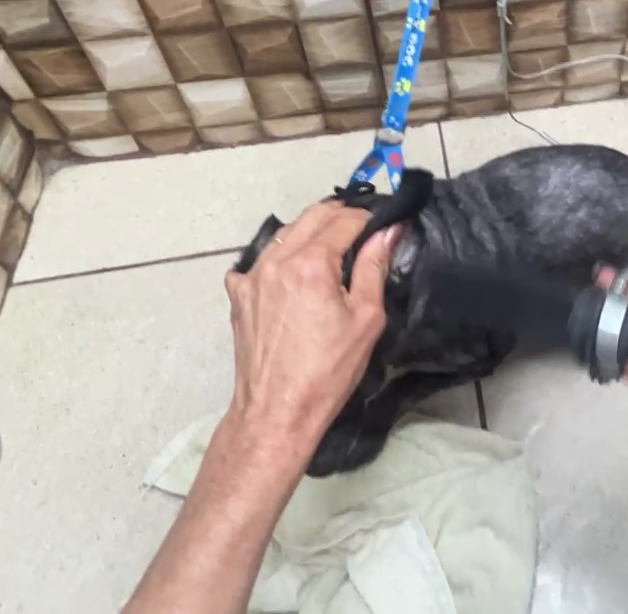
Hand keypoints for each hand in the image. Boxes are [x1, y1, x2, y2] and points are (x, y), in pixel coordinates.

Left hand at [225, 203, 397, 447]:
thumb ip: (375, 266)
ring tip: (334, 248)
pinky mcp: (238, 294)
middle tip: (363, 232)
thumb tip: (389, 230)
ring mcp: (252, 275)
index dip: (369, 219)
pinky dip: (280, 255)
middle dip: (342, 215)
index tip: (383, 228)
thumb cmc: (328, 370)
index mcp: (311, 263)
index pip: (345, 220)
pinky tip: (293, 273)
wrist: (276, 412)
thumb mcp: (366, 318)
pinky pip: (259, 259)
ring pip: (286, 232)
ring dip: (313, 230)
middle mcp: (277, 259)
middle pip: (313, 215)